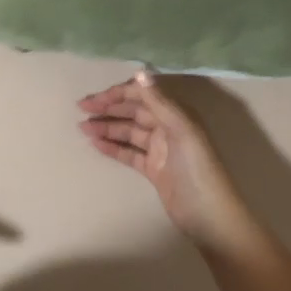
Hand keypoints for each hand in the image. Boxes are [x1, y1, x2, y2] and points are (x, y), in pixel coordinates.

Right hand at [78, 72, 257, 252]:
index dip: (119, 94)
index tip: (95, 98)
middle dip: (107, 108)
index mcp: (177, 116)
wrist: (210, 219)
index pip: (143, 96)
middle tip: (80, 109)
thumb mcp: (182, 133)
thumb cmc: (198, 172)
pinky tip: (95, 144)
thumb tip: (139, 71)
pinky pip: (129, 152)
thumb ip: (160, 102)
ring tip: (82, 127)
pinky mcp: (154, 169)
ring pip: (128, 131)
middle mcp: (168, 128)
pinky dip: (112, 146)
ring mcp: (160, 149)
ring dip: (106, 127)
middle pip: (133, 112)